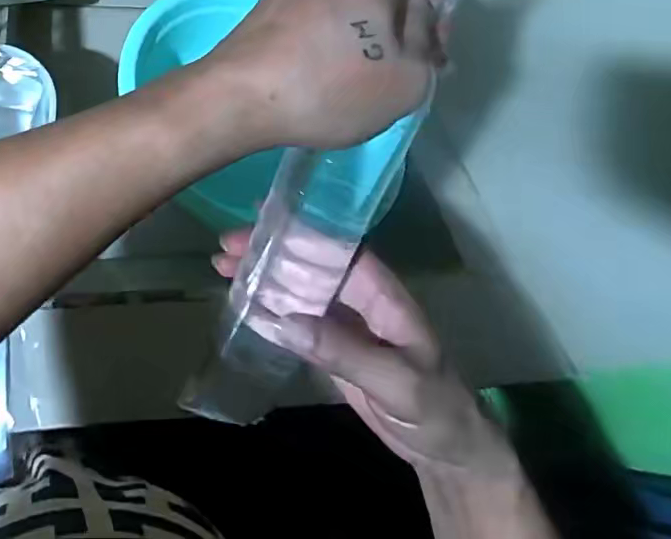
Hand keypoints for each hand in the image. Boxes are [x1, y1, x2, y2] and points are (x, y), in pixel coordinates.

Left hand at [196, 0, 440, 149]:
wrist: (237, 97)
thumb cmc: (330, 86)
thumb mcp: (411, 74)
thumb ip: (428, 30)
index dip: (428, 15)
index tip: (425, 54)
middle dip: (392, 8)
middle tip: (396, 56)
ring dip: (359, 18)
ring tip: (362, 67)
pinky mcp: (266, 3)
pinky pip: (312, 5)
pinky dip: (326, 26)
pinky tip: (325, 63)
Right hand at [212, 230, 515, 479]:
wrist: (448, 456)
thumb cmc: (437, 410)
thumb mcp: (397, 382)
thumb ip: (343, 350)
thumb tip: (284, 320)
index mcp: (379, 291)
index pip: (335, 246)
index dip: (299, 227)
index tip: (260, 214)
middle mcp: (356, 296)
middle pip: (305, 260)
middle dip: (267, 248)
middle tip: (226, 245)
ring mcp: (339, 319)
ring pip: (292, 284)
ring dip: (259, 272)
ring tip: (221, 265)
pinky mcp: (326, 342)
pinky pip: (289, 314)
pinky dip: (262, 303)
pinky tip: (237, 297)